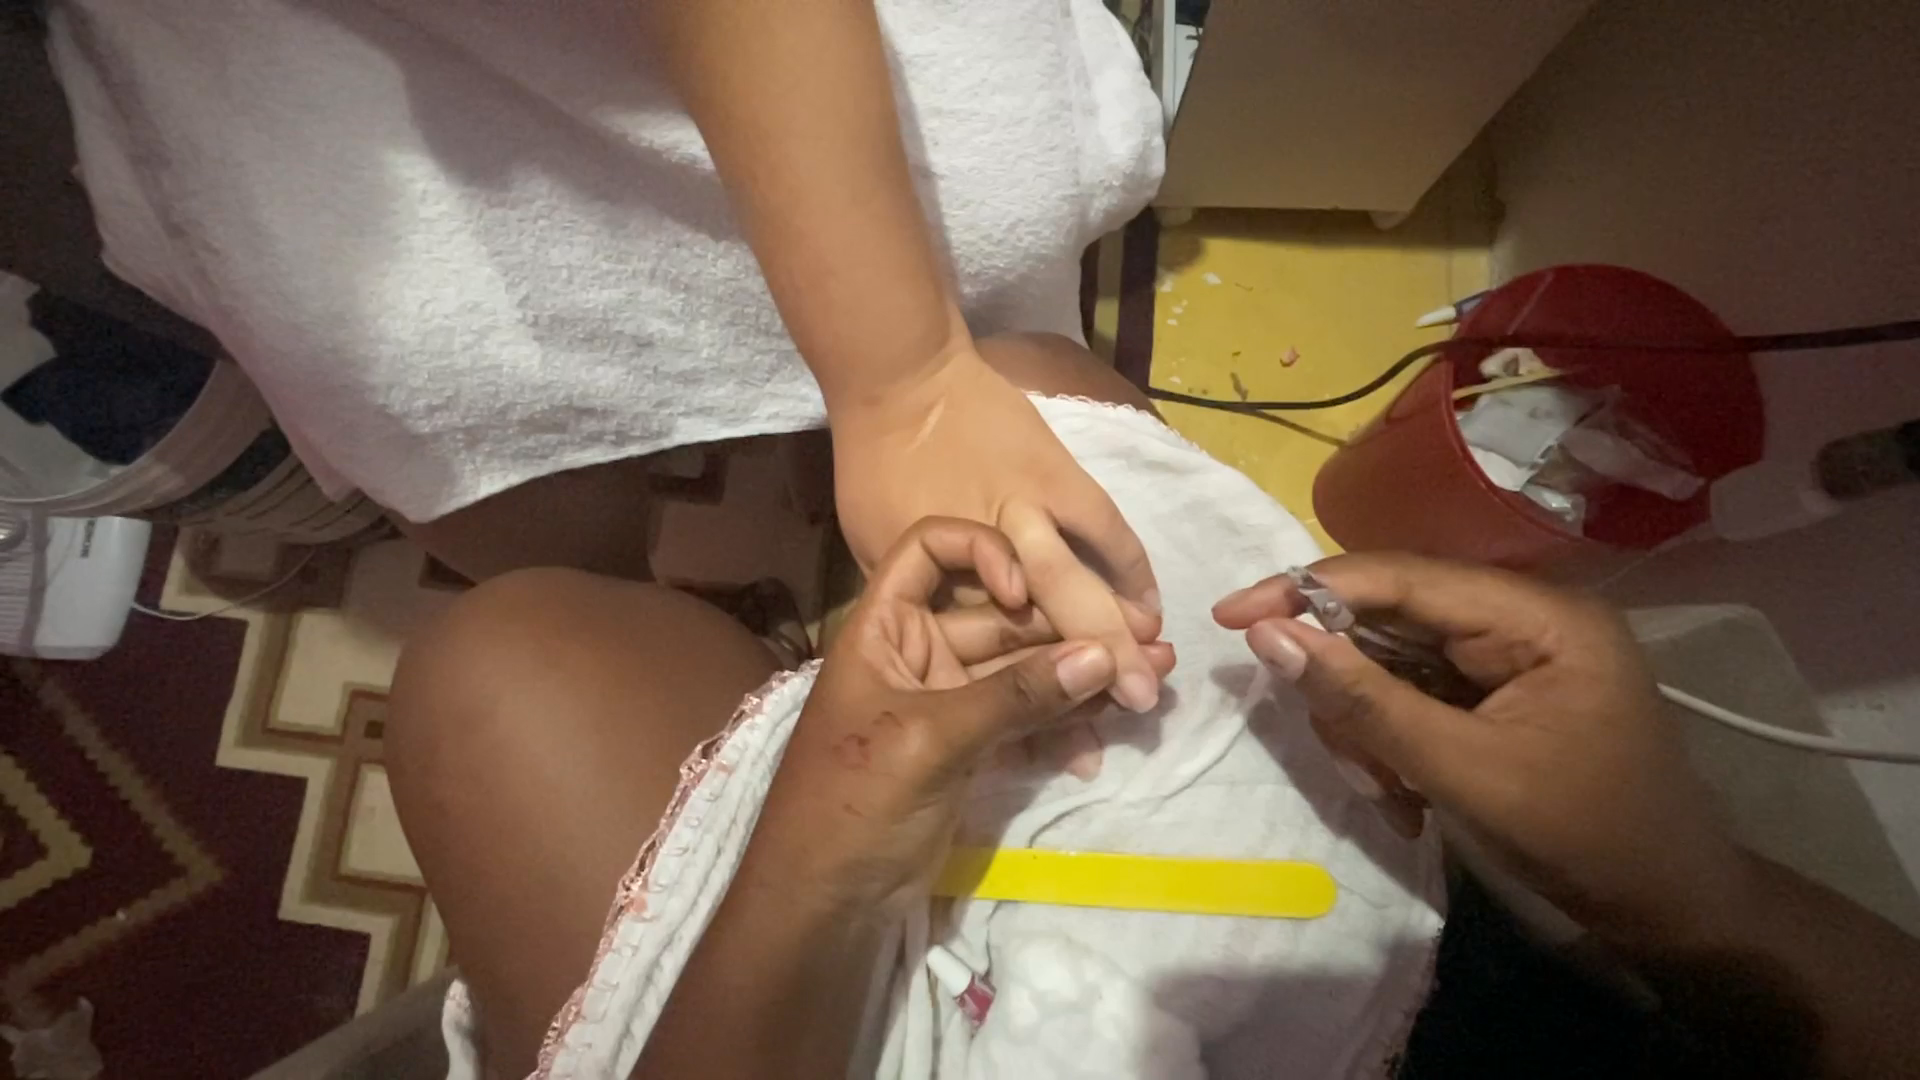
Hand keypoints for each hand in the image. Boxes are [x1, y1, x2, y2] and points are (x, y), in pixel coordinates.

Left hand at [747, 518, 1173, 917]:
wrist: (828, 905)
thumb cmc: (855, 803)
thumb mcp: (931, 740)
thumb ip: (1016, 697)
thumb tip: (1102, 656)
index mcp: (886, 625)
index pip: (931, 549)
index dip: (982, 553)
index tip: (1022, 590)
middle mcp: (920, 648)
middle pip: (998, 616)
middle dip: (1066, 627)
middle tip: (1142, 639)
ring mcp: (951, 697)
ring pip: (1022, 670)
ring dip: (1080, 675)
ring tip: (1151, 678)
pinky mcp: (973, 742)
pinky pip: (1026, 717)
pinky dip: (1063, 723)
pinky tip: (1108, 731)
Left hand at [830, 348, 1164, 713]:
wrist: (899, 376)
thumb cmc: (873, 464)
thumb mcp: (867, 545)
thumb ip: (911, 595)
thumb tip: (949, 640)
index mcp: (931, 568)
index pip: (982, 634)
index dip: (1019, 664)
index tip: (1050, 684)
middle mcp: (985, 543)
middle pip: (1040, 614)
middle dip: (1089, 661)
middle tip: (1137, 701)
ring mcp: (1026, 506)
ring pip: (1074, 578)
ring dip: (1115, 624)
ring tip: (1153, 664)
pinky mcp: (1057, 474)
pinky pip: (1102, 525)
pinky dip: (1128, 563)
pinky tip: (1147, 603)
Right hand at [1213, 553, 1748, 944]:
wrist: (1670, 913)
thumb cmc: (1587, 840)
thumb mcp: (1463, 772)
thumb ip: (1361, 700)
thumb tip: (1266, 636)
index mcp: (1534, 617)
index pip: (1395, 578)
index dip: (1304, 591)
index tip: (1230, 617)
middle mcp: (1511, 618)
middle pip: (1378, 620)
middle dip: (1344, 690)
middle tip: (1350, 759)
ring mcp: (1493, 653)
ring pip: (1375, 660)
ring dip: (1361, 726)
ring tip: (1390, 793)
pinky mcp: (1476, 685)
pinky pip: (1393, 691)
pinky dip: (1379, 739)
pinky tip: (1401, 791)